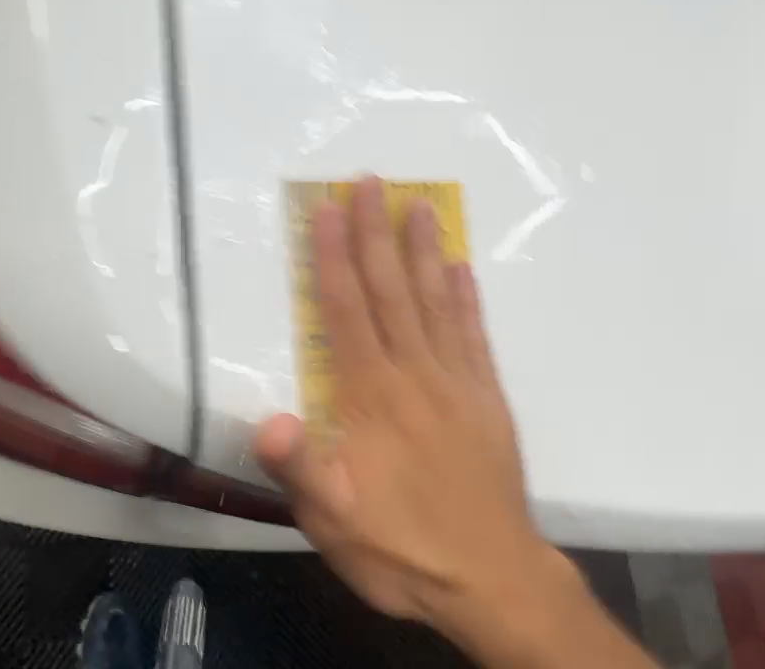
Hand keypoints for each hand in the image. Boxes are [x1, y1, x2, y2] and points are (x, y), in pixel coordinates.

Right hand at [255, 178, 651, 668]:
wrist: (494, 582)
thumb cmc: (403, 549)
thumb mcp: (336, 525)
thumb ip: (302, 471)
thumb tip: (270, 419)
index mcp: (372, 397)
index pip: (347, 311)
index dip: (334, 257)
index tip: (328, 209)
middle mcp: (415, 375)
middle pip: (391, 290)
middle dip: (376, 233)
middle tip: (370, 181)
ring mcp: (457, 383)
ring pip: (437, 301)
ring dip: (424, 249)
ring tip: (419, 204)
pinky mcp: (488, 399)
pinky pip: (475, 336)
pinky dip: (467, 298)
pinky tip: (462, 267)